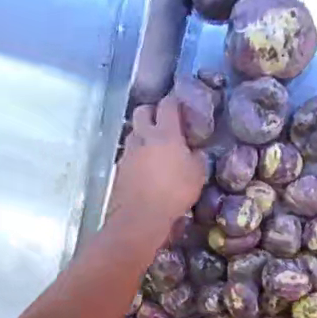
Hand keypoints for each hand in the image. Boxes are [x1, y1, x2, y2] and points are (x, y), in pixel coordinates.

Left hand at [108, 97, 205, 232]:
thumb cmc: (174, 192)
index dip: (174, 101)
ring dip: (142, 133)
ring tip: (153, 145)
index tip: (180, 105)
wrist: (141, 216)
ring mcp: (128, 152)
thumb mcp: (197, 175)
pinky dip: (136, 155)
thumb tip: (195, 152)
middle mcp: (143, 137)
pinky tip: (143, 166)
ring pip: (132, 132)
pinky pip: (128, 154)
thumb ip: (197, 158)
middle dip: (152, 111)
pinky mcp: (119, 169)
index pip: (168, 104)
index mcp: (165, 133)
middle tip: (162, 120)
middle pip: (142, 111)